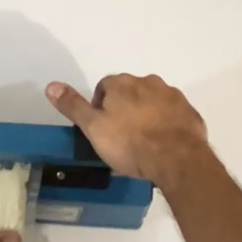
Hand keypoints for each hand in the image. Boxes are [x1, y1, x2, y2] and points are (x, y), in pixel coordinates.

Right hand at [47, 75, 211, 188]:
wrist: (178, 159)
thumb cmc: (130, 144)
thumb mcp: (93, 128)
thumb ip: (73, 106)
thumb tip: (51, 85)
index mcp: (121, 83)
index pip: (104, 88)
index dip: (100, 108)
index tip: (103, 129)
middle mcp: (147, 82)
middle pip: (130, 92)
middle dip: (125, 108)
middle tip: (123, 137)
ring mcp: (172, 95)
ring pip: (153, 101)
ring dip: (147, 114)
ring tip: (144, 142)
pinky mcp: (190, 112)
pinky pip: (173, 114)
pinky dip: (167, 124)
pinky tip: (164, 144)